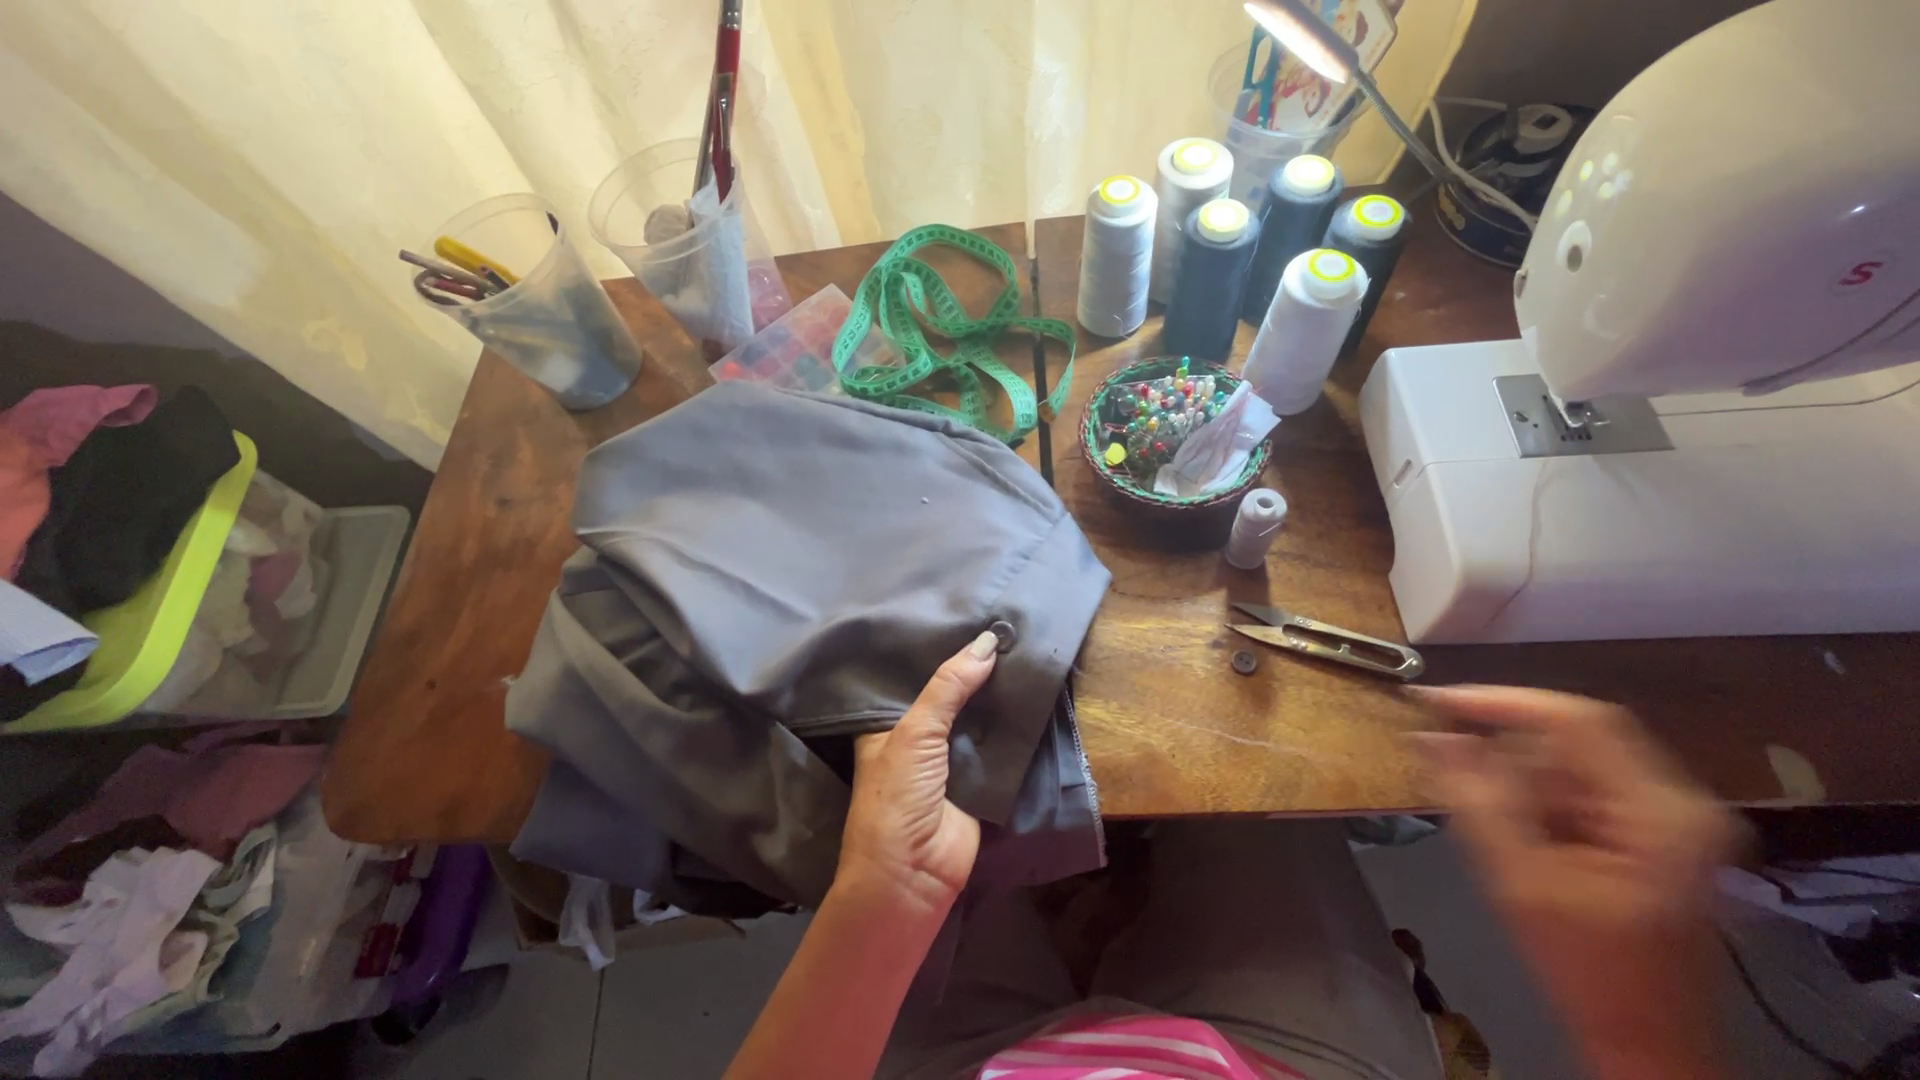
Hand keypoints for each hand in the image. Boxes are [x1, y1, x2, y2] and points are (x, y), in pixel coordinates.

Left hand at [836, 630, 998, 916]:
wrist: (913, 873)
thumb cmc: (896, 795)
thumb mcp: (915, 732)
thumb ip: (948, 688)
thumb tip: (987, 642)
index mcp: (888, 724)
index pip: (914, 679)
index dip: (937, 652)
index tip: (966, 615)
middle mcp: (919, 739)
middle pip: (951, 698)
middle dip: (974, 672)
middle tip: (1007, 625)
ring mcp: (951, 762)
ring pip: (977, 721)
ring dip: (997, 697)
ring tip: (1026, 648)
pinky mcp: (981, 782)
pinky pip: (1000, 748)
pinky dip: (1014, 727)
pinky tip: (1035, 693)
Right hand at [1410, 686, 1739, 1078]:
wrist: (1645, 1043)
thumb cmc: (1586, 970)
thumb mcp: (1519, 880)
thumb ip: (1474, 800)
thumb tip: (1429, 737)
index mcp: (1658, 810)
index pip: (1575, 720)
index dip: (1499, 702)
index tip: (1433, 701)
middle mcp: (1674, 802)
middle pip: (1572, 742)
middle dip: (1504, 752)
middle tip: (1445, 765)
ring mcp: (1665, 818)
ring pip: (1569, 765)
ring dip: (1516, 781)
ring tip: (1484, 819)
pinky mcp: (1648, 834)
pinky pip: (1577, 791)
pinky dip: (1534, 801)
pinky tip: (1512, 833)